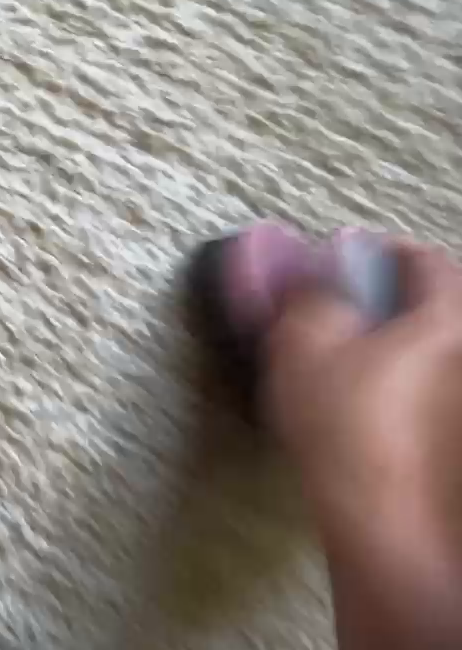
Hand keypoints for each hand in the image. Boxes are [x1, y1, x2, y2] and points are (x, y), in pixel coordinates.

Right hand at [263, 236, 461, 646]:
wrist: (371, 498)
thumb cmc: (337, 414)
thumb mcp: (303, 339)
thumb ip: (315, 292)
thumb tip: (321, 258)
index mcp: (441, 325)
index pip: (429, 263)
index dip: (381, 249)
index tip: (341, 249)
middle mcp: (460, 352)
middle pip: (433, 300)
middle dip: (382, 284)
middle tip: (332, 284)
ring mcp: (453, 386)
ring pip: (422, 333)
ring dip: (380, 318)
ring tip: (330, 324)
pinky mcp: (441, 414)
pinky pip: (417, 361)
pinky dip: (384, 349)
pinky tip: (345, 364)